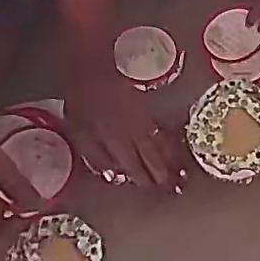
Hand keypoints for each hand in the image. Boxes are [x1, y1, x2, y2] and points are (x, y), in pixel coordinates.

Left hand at [65, 67, 188, 191]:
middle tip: (173, 186)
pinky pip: (159, 130)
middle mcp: (134, 134)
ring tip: (180, 171)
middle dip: (162, 173)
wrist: (95, 70)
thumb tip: (114, 174)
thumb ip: (96, 156)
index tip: (152, 190)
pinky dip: (167, 141)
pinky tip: (172, 145)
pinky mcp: (145, 109)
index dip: (143, 179)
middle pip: (151, 157)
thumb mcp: (79, 133)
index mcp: (117, 142)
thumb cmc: (82, 102)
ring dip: (169, 159)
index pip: (134, 167)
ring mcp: (142, 120)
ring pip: (159, 144)